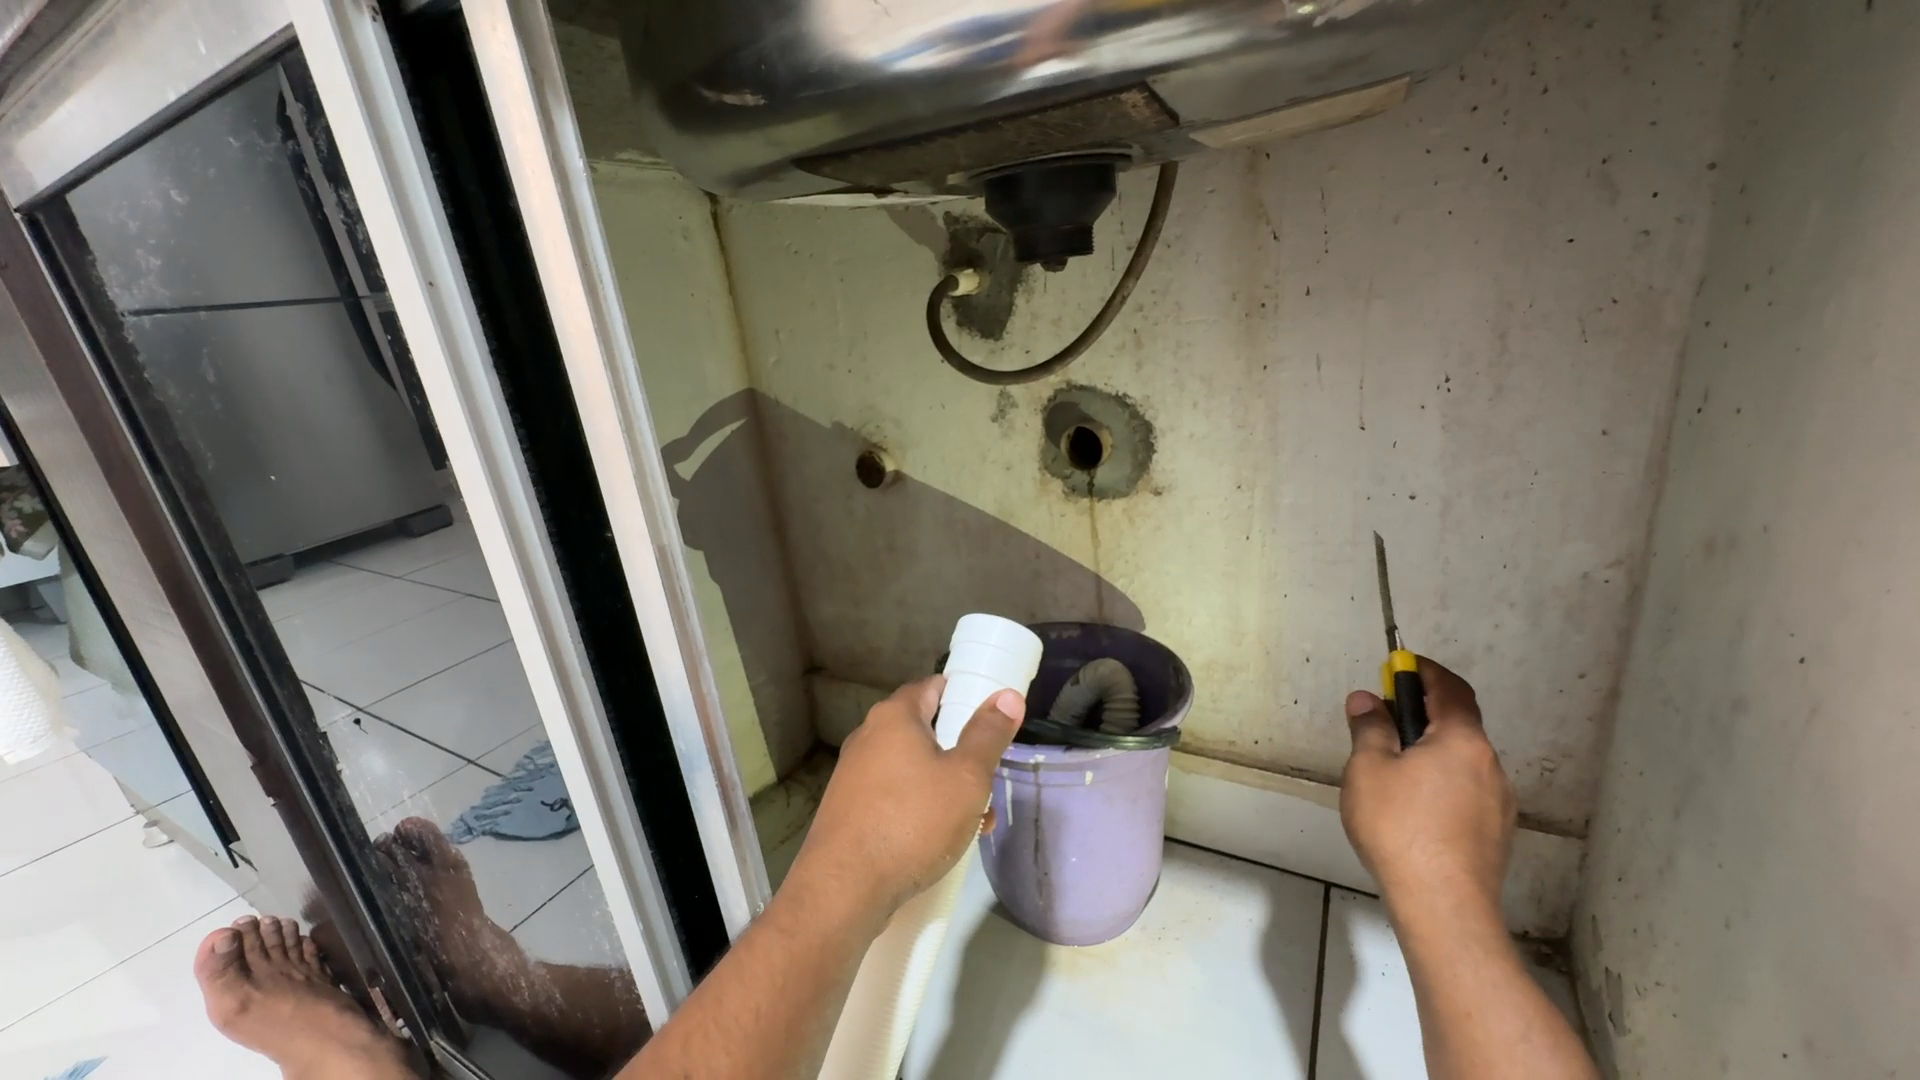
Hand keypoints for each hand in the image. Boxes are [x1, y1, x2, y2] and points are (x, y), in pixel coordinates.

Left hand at [792, 677, 1024, 918]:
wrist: (844, 889)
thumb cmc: (912, 822)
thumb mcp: (966, 778)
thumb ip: (988, 734)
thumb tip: (1007, 695)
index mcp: (894, 717)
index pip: (932, 686)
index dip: (965, 695)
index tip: (991, 719)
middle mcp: (868, 737)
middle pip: (924, 730)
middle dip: (961, 753)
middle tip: (989, 778)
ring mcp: (854, 775)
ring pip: (912, 769)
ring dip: (945, 787)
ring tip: (977, 821)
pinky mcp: (849, 810)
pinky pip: (895, 796)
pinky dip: (920, 808)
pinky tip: (942, 842)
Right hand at [1339, 657, 1515, 925]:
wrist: (1442, 903)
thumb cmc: (1399, 826)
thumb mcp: (1368, 769)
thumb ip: (1370, 729)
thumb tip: (1367, 699)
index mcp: (1462, 740)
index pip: (1450, 689)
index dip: (1425, 671)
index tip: (1400, 665)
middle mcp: (1489, 764)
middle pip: (1458, 724)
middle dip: (1422, 713)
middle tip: (1383, 717)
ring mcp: (1498, 802)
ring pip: (1462, 760)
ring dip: (1432, 750)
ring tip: (1392, 768)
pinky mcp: (1494, 833)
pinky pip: (1466, 790)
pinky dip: (1441, 780)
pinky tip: (1413, 806)